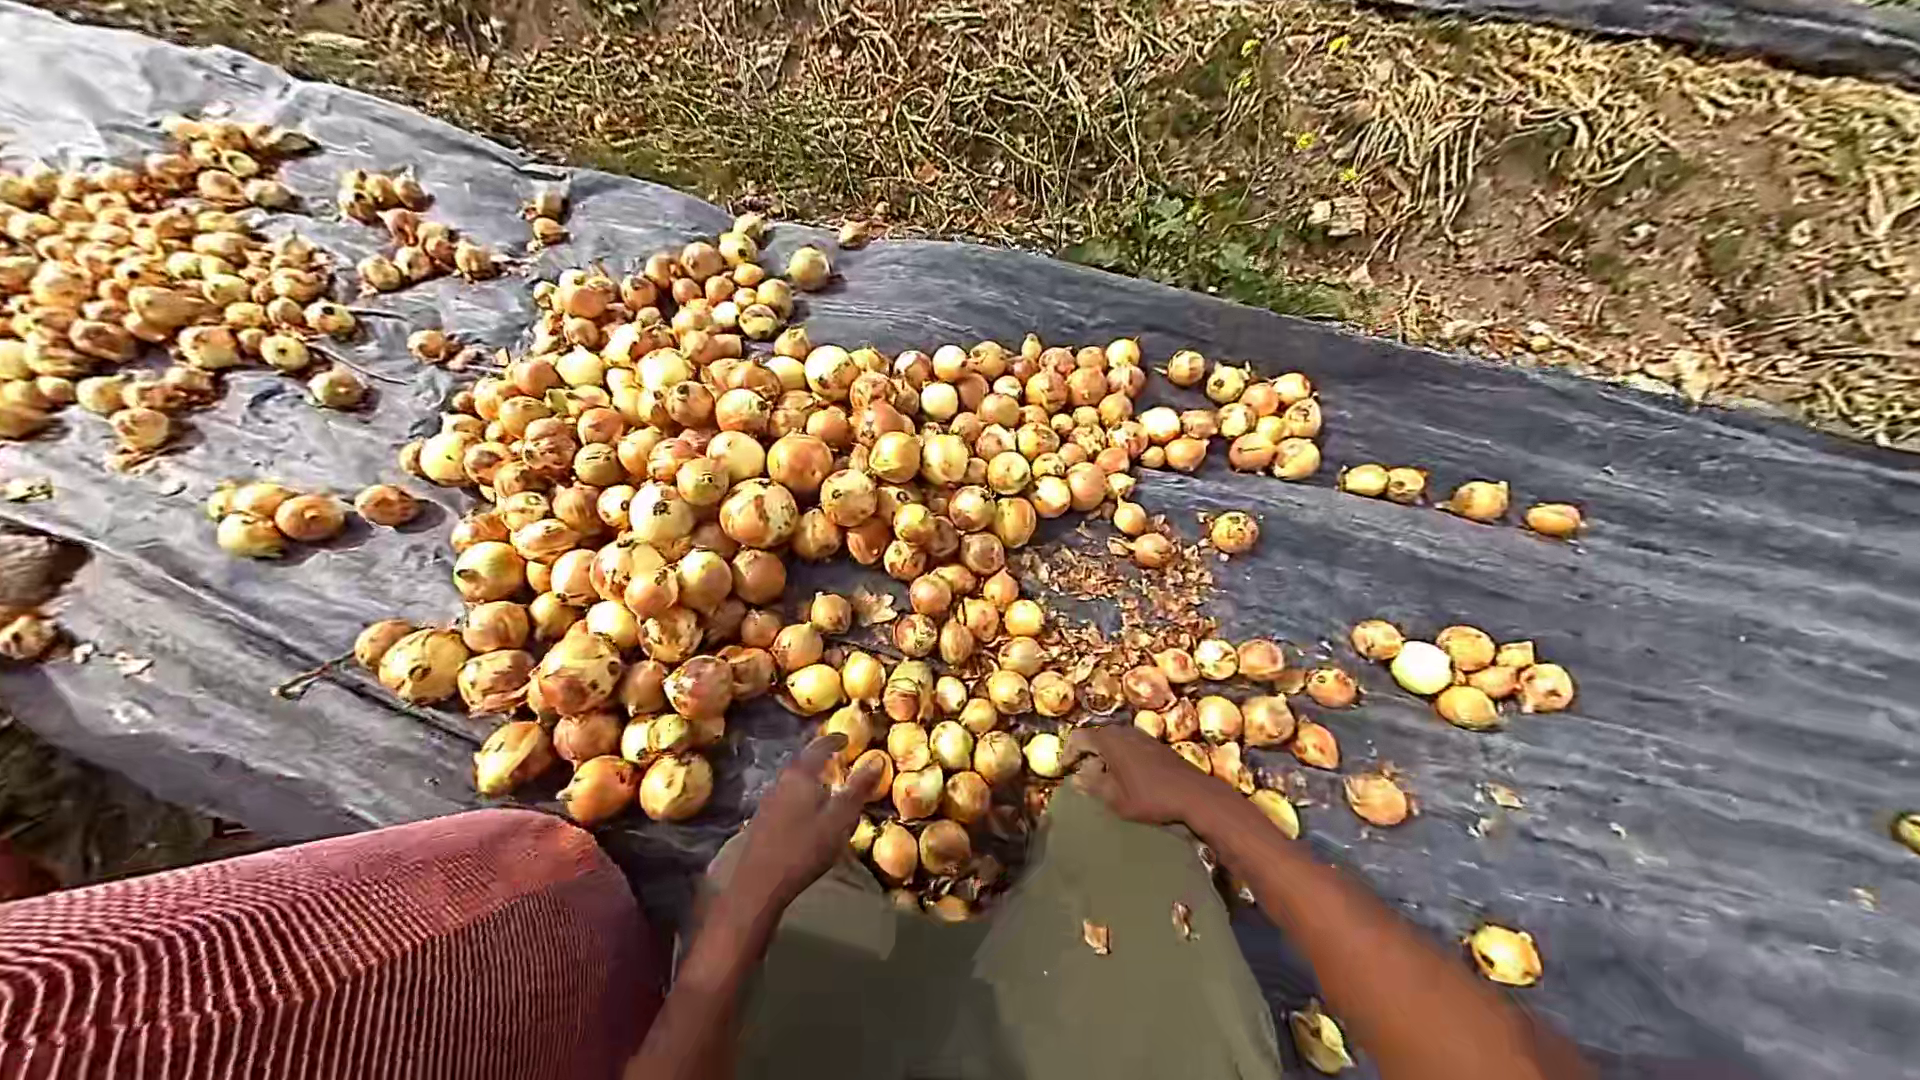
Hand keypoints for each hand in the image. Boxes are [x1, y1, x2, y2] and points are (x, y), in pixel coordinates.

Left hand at [727, 734, 881, 908]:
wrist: (758, 885)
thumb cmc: (804, 848)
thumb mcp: (839, 820)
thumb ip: (857, 790)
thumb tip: (876, 760)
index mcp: (800, 776)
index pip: (818, 748)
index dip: (833, 740)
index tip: (845, 738)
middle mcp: (781, 782)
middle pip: (802, 762)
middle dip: (819, 758)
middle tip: (836, 759)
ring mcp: (768, 801)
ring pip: (792, 780)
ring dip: (809, 777)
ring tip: (824, 784)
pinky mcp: (761, 820)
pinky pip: (785, 795)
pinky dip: (799, 793)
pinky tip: (805, 810)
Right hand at [1067, 724, 1228, 825]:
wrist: (1194, 794)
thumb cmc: (1149, 796)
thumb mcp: (1115, 797)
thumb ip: (1092, 785)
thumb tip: (1076, 777)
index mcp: (1109, 740)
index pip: (1078, 738)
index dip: (1068, 753)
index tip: (1064, 770)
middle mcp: (1123, 731)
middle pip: (1096, 737)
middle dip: (1086, 755)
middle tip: (1081, 775)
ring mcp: (1140, 736)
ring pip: (1113, 741)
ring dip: (1104, 756)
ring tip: (1102, 778)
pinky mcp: (1154, 744)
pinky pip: (1128, 745)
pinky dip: (1120, 757)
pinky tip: (1125, 776)